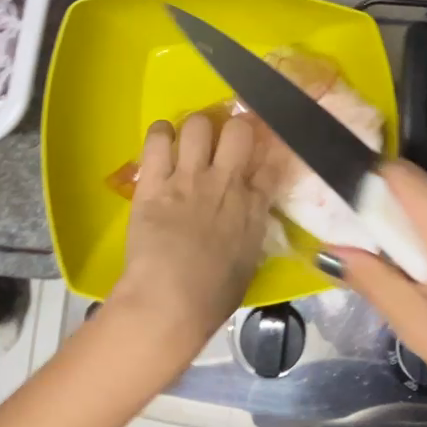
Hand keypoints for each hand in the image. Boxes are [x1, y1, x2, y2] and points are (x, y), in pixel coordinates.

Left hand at [111, 114, 269, 362]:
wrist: (169, 302)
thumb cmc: (213, 296)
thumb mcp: (250, 261)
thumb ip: (252, 229)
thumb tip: (251, 216)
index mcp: (253, 205)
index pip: (272, 160)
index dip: (269, 147)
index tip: (264, 146)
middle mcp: (225, 181)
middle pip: (238, 129)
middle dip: (233, 129)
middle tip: (223, 142)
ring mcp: (189, 177)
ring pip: (198, 124)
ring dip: (195, 129)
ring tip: (188, 141)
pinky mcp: (154, 181)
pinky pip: (157, 139)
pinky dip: (160, 134)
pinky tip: (161, 140)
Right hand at [325, 161, 426, 426]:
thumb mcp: (417, 324)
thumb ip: (372, 279)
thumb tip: (332, 250)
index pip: (400, 173)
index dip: (370, 183)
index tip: (352, 213)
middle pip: (424, 188)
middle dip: (397, 214)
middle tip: (381, 257)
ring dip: (425, 227)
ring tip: (417, 277)